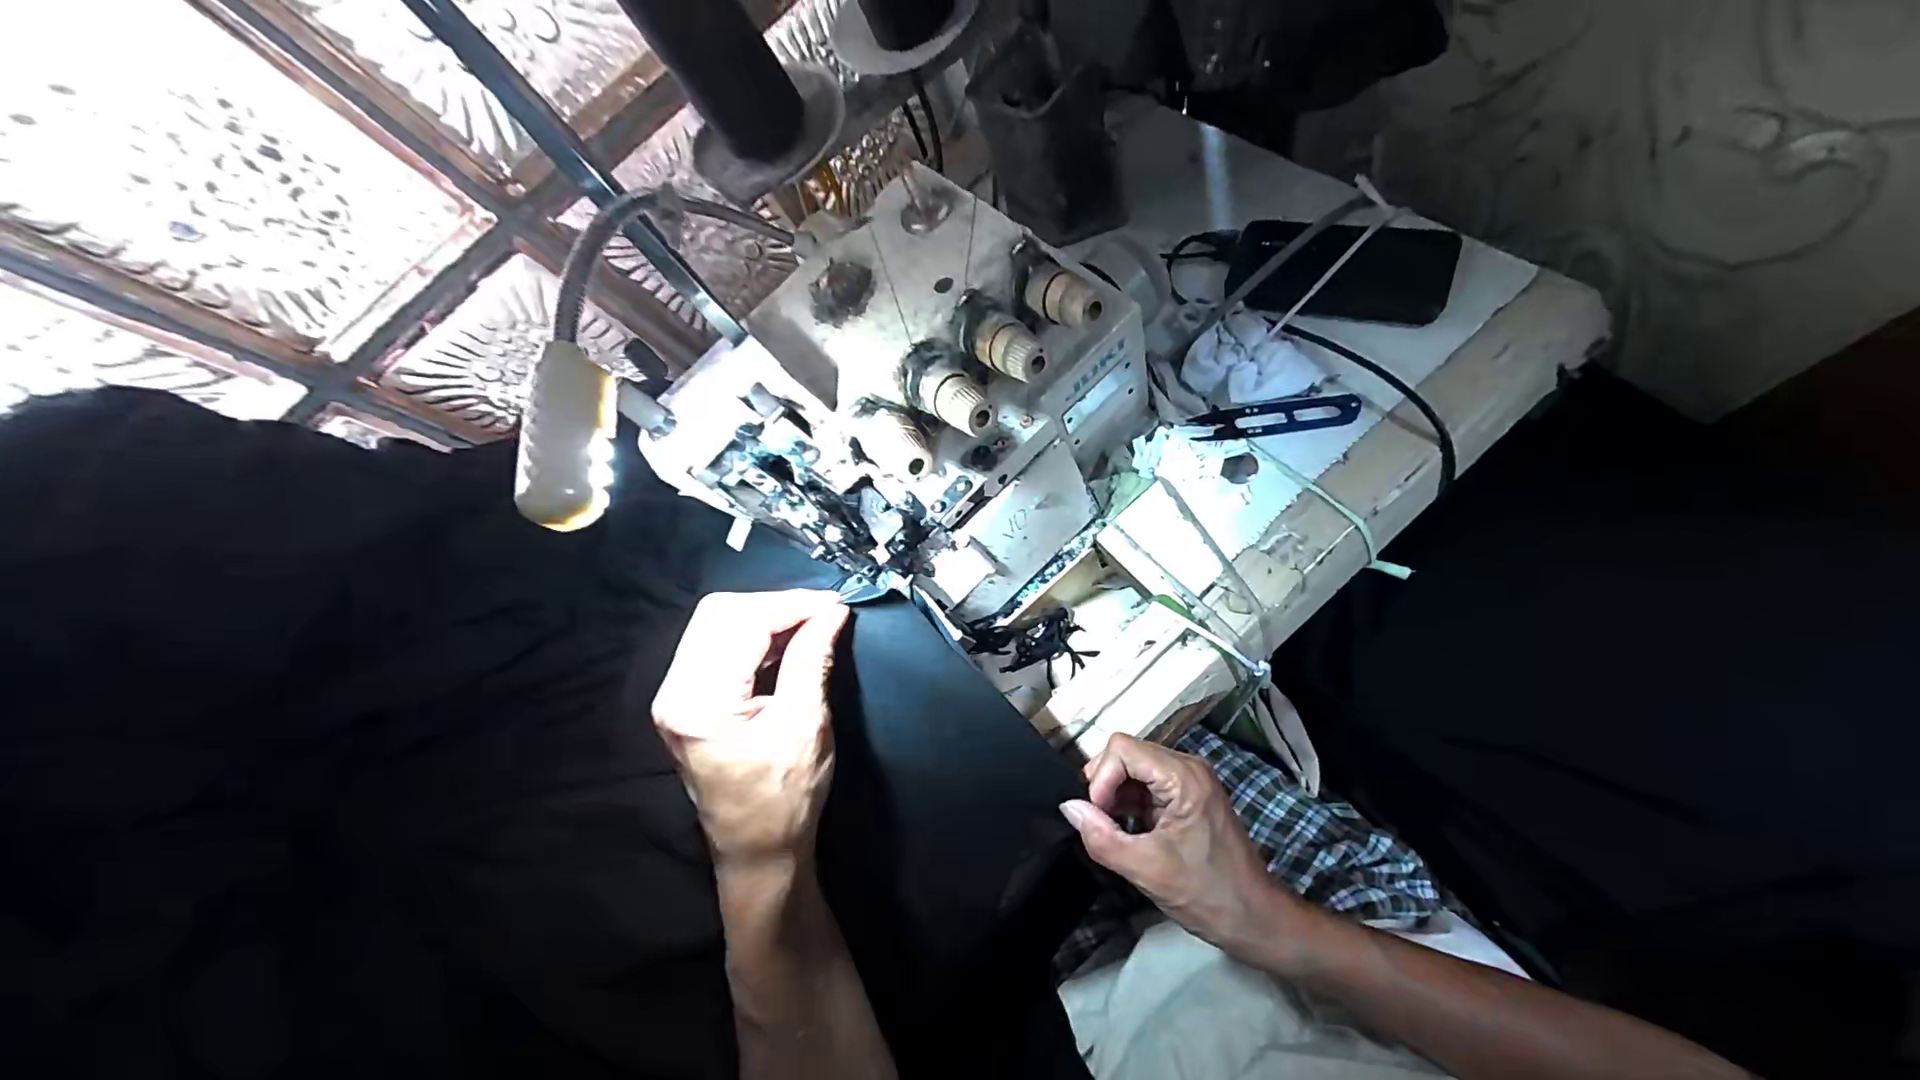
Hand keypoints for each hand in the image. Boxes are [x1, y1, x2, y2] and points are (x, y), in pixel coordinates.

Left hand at [653, 590, 851, 869]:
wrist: (758, 851)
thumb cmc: (785, 798)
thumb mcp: (806, 724)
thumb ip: (812, 659)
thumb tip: (831, 613)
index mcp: (699, 703)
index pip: (743, 624)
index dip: (792, 606)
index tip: (834, 605)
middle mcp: (674, 693)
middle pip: (720, 614)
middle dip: (776, 605)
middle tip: (822, 612)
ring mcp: (674, 696)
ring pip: (715, 624)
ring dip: (765, 616)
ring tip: (809, 623)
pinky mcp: (684, 700)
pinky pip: (715, 646)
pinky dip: (752, 635)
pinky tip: (784, 640)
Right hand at [1060, 734, 1304, 956]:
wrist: (1257, 920)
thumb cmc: (1207, 894)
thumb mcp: (1147, 870)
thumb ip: (1102, 837)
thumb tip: (1069, 807)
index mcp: (1184, 777)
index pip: (1122, 749)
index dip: (1101, 778)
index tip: (1099, 816)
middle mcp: (1187, 767)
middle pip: (1125, 753)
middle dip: (1105, 785)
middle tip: (1102, 824)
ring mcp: (1188, 779)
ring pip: (1131, 768)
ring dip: (1114, 795)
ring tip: (1114, 830)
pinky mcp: (1186, 794)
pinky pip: (1144, 783)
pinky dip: (1128, 802)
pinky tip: (1128, 830)